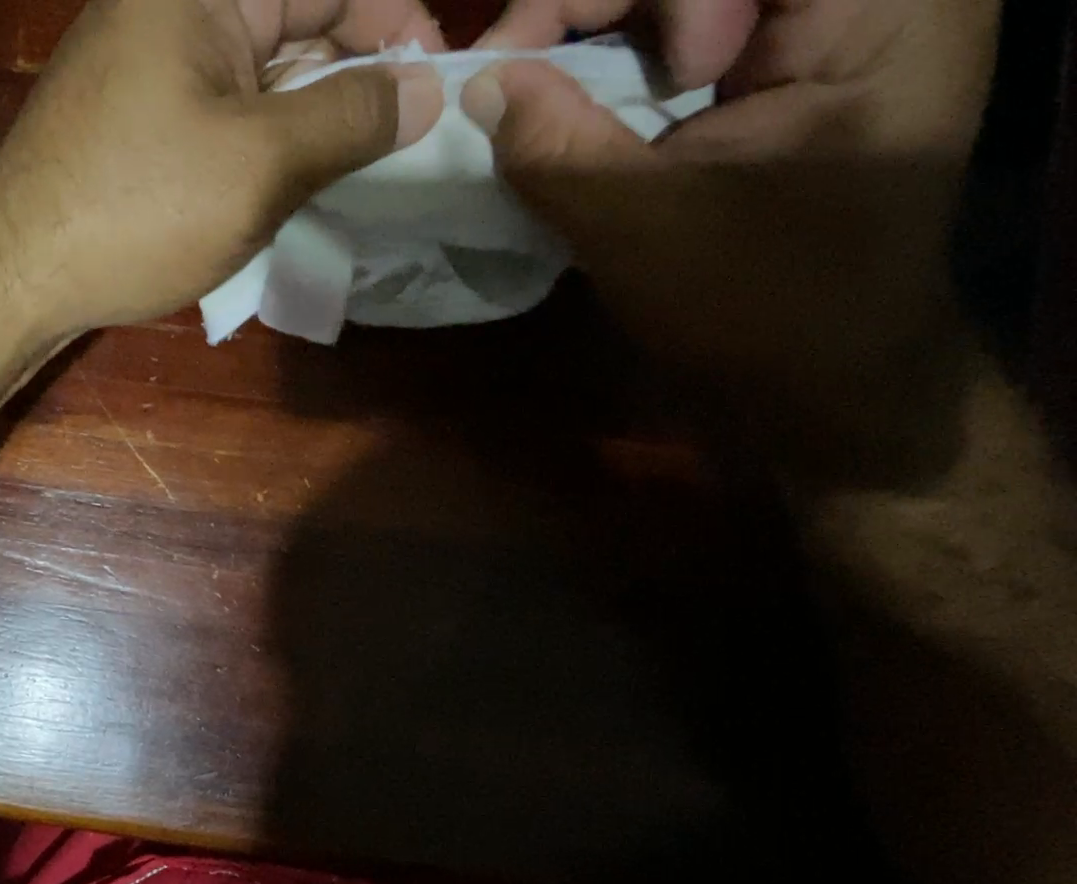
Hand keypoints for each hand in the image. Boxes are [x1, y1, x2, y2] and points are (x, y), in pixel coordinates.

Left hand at [0, 0, 447, 339]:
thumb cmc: (136, 211)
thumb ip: (351, 115)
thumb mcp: (259, 163)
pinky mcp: (135, 116)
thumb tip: (428, 88)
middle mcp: (171, 8)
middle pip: (294, 18)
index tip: (435, 84)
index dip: (393, 20)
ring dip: (310, 114)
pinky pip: (222, 109)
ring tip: (348, 171)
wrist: (15, 278)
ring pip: (261, 70)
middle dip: (352, 72)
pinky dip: (264, 139)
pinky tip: (290, 181)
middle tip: (394, 141)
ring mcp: (148, 62)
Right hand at [461, 0, 1001, 477]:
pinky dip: (621, 53)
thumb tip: (480, 81)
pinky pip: (692, 25)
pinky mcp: (794, 58)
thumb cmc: (756, 306)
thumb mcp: (641, 228)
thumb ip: (557, 147)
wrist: (821, 372)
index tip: (520, 60)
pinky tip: (580, 96)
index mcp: (878, 5)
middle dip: (595, 2)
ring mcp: (835, 21)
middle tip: (520, 67)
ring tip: (544, 86)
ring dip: (601, 23)